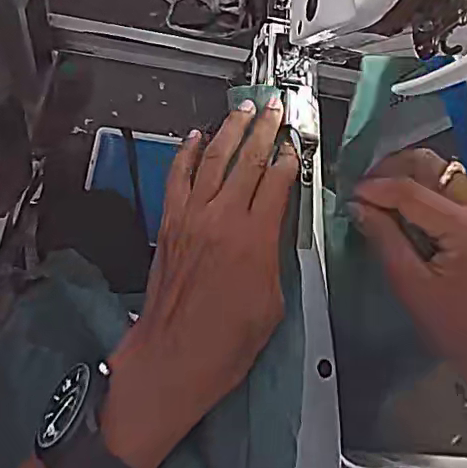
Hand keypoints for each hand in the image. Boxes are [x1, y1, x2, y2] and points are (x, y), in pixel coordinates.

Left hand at [100, 98, 296, 467]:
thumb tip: (277, 226)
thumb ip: (276, 254)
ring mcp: (192, 216)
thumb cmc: (227, 341)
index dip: (289, 159)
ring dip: (231, 129)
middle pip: (249, 159)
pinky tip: (197, 136)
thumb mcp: (273, 301)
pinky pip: (179, 176)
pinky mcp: (170, 221)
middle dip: (265, 129)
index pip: (277, 181)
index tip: (296, 146)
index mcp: (255, 238)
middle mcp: (223, 218)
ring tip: (244, 108)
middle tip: (276, 108)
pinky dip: (187, 152)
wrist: (171, 358)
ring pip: (215, 158)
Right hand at [352, 150, 466, 416]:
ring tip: (388, 204)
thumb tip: (362, 208)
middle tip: (369, 188)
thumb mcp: (414, 289)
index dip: (376, 188)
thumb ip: (385, 240)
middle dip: (396, 170)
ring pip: (450, 177)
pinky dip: (437, 197)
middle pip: (435, 168)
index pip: (412, 190)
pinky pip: (465, 195)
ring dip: (417, 182)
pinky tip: (417, 218)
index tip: (354, 194)